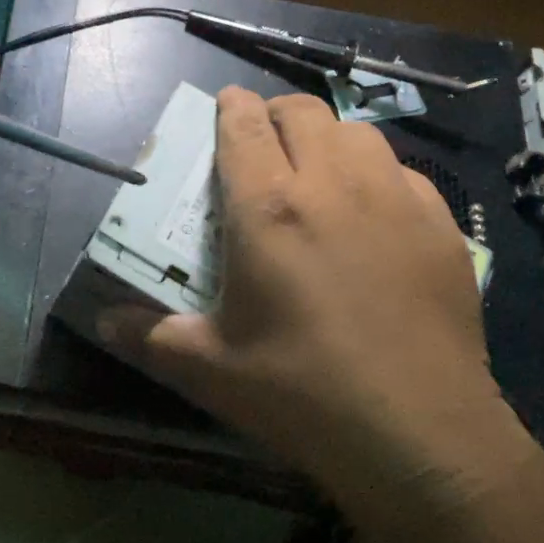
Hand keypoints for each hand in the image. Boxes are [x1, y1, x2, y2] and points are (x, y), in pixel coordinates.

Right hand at [102, 88, 532, 500]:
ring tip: (317, 170)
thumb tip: (102, 322)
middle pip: (302, 112)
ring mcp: (395, 201)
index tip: (223, 106)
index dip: (230, 106)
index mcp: (269, 209)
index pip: (243, 125)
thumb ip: (150, 336)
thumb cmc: (303, 394)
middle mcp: (333, 186)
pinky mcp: (442, 227)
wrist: (422, 436)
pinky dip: (378, 173)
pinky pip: (405, 172)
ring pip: (358, 133)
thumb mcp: (211, 370)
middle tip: (262, 142)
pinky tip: (373, 212)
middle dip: (275, 113)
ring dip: (328, 137)